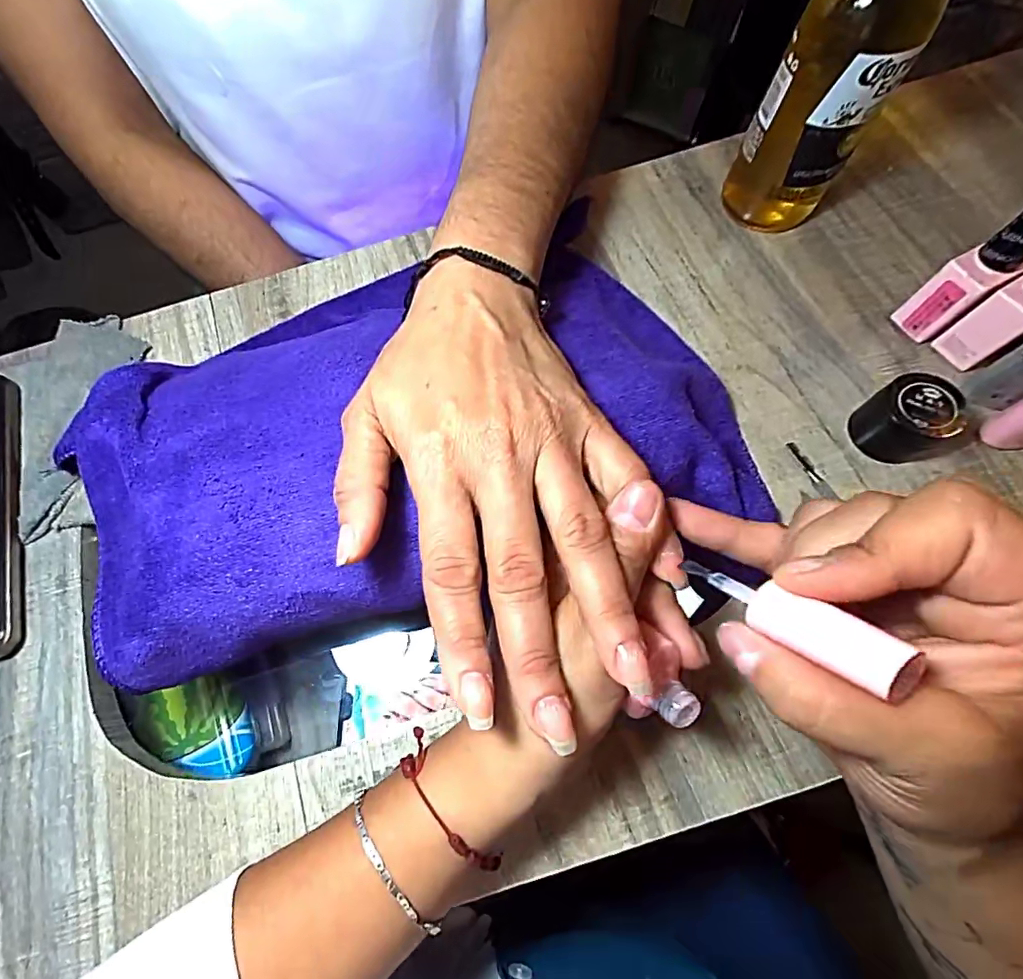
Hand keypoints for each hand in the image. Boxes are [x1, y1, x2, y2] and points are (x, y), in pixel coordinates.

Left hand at [334, 259, 699, 754]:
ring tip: (634, 677)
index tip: (478, 705)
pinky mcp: (590, 424)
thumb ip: (357, 486)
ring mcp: (554, 442)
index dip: (465, 642)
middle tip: (557, 724)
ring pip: (586, 536)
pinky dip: (652, 532)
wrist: (471, 297)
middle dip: (540, 653)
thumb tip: (350, 555)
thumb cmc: (411, 364)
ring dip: (611, 610)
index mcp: (440, 464)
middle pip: (522, 570)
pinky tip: (672, 584)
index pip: (452, 569)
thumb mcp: (364, 416)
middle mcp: (501, 460)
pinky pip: (627, 480)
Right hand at [671, 479, 1022, 844]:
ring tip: (773, 606)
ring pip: (828, 522)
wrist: (939, 801)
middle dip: (820, 556)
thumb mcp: (917, 757)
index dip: (879, 542)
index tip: (812, 588)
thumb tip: (741, 639)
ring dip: (787, 556)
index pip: (958, 523)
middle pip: (879, 514)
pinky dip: (735, 536)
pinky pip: (783, 543)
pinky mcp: (837, 580)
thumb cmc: (961, 785)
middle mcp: (963, 570)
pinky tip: (689, 519)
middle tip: (784, 608)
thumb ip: (828, 702)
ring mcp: (895, 569)